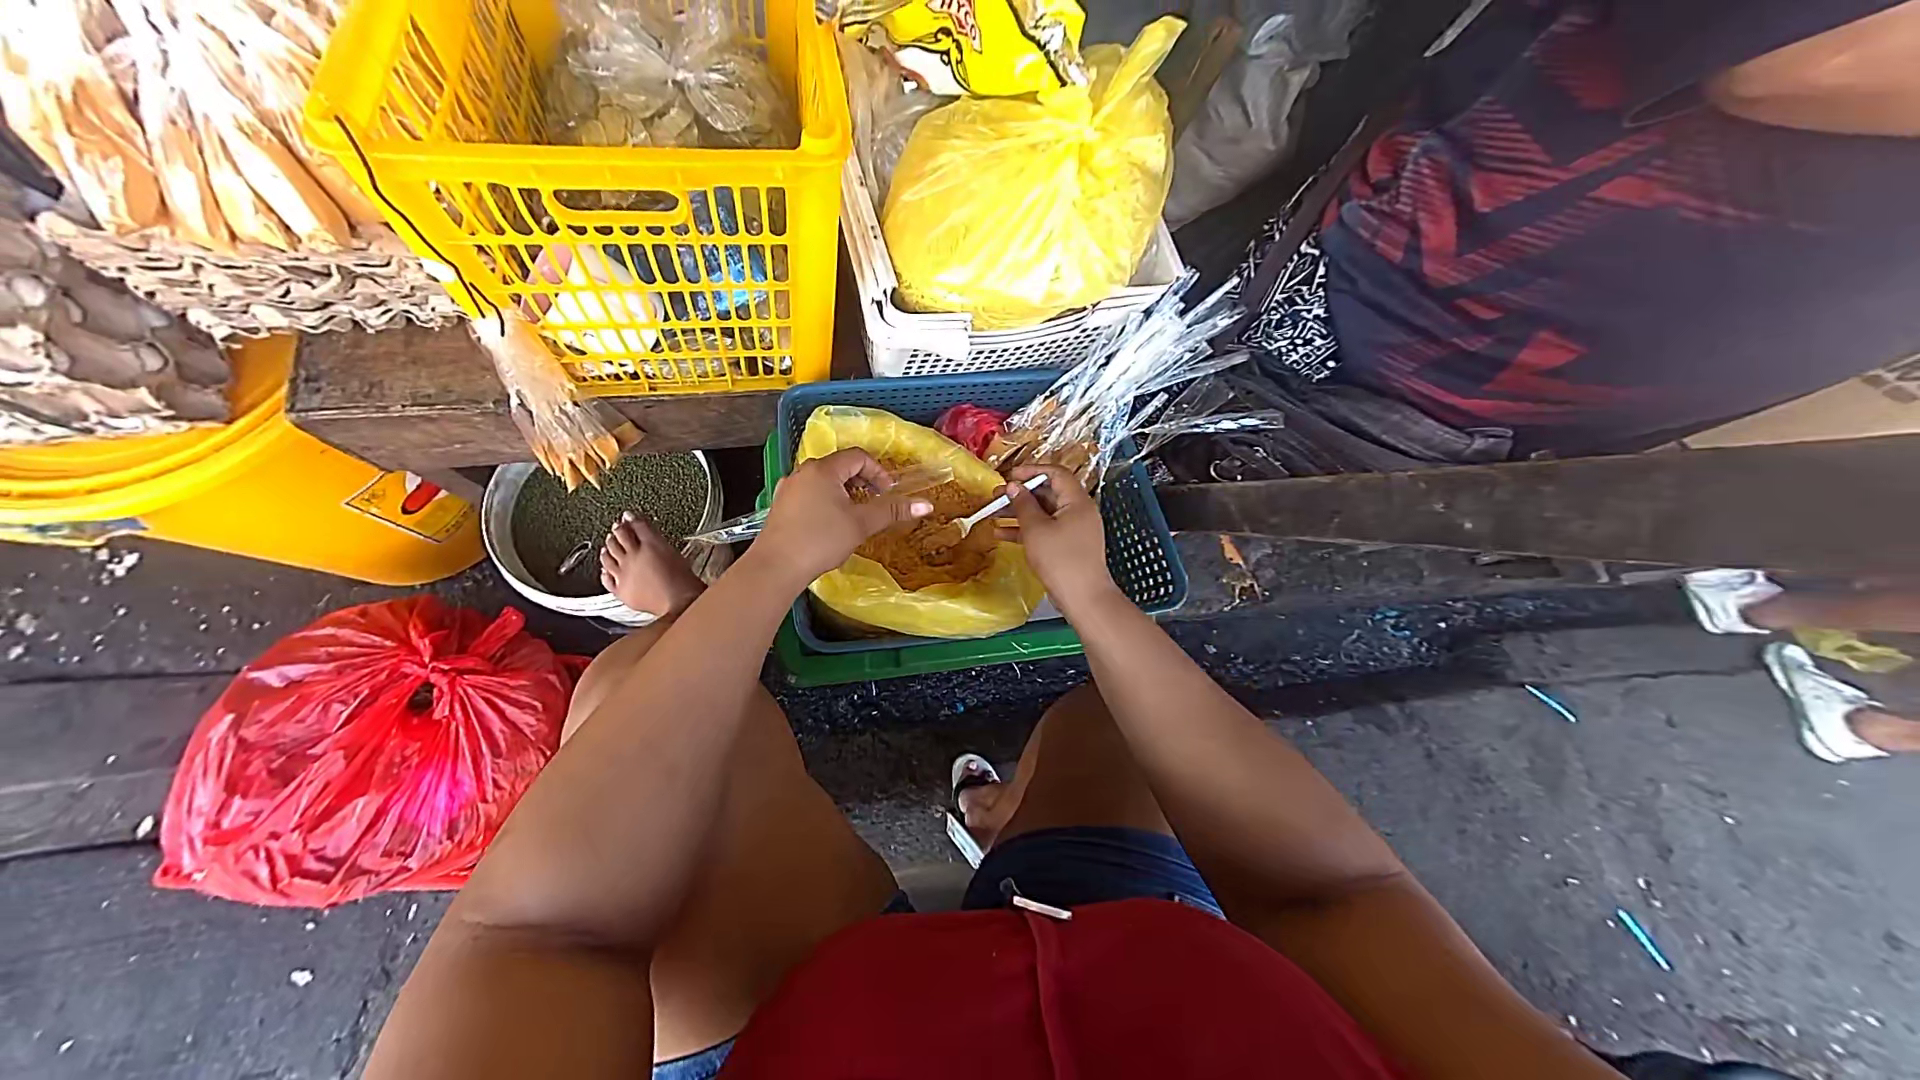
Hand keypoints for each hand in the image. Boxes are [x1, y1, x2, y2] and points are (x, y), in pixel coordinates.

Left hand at [753, 448, 932, 587]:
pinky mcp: (781, 505)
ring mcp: (789, 488)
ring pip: (824, 480)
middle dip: (862, 481)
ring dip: (844, 492)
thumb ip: (892, 511)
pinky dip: (826, 500)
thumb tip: (926, 504)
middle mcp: (803, 472)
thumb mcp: (861, 524)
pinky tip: (830, 524)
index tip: (888, 493)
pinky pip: (810, 493)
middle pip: (840, 466)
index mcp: (823, 469)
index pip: (858, 457)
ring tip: (854, 515)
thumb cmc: (820, 541)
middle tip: (874, 502)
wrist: (776, 566)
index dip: (878, 472)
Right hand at [1000, 464, 1122, 616]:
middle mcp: (1079, 511)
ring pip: (1044, 512)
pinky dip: (1026, 529)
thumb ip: (1023, 505)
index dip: (1032, 471)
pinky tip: (1002, 533)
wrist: (1082, 597)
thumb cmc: (1061, 560)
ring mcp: (1074, 529)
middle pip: (1048, 493)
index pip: (1056, 473)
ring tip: (994, 513)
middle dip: (1021, 494)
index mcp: (1077, 501)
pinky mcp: (1068, 545)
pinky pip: (1045, 529)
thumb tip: (1014, 487)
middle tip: (997, 496)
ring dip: (1019, 512)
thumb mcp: (1036, 529)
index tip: (1010, 475)